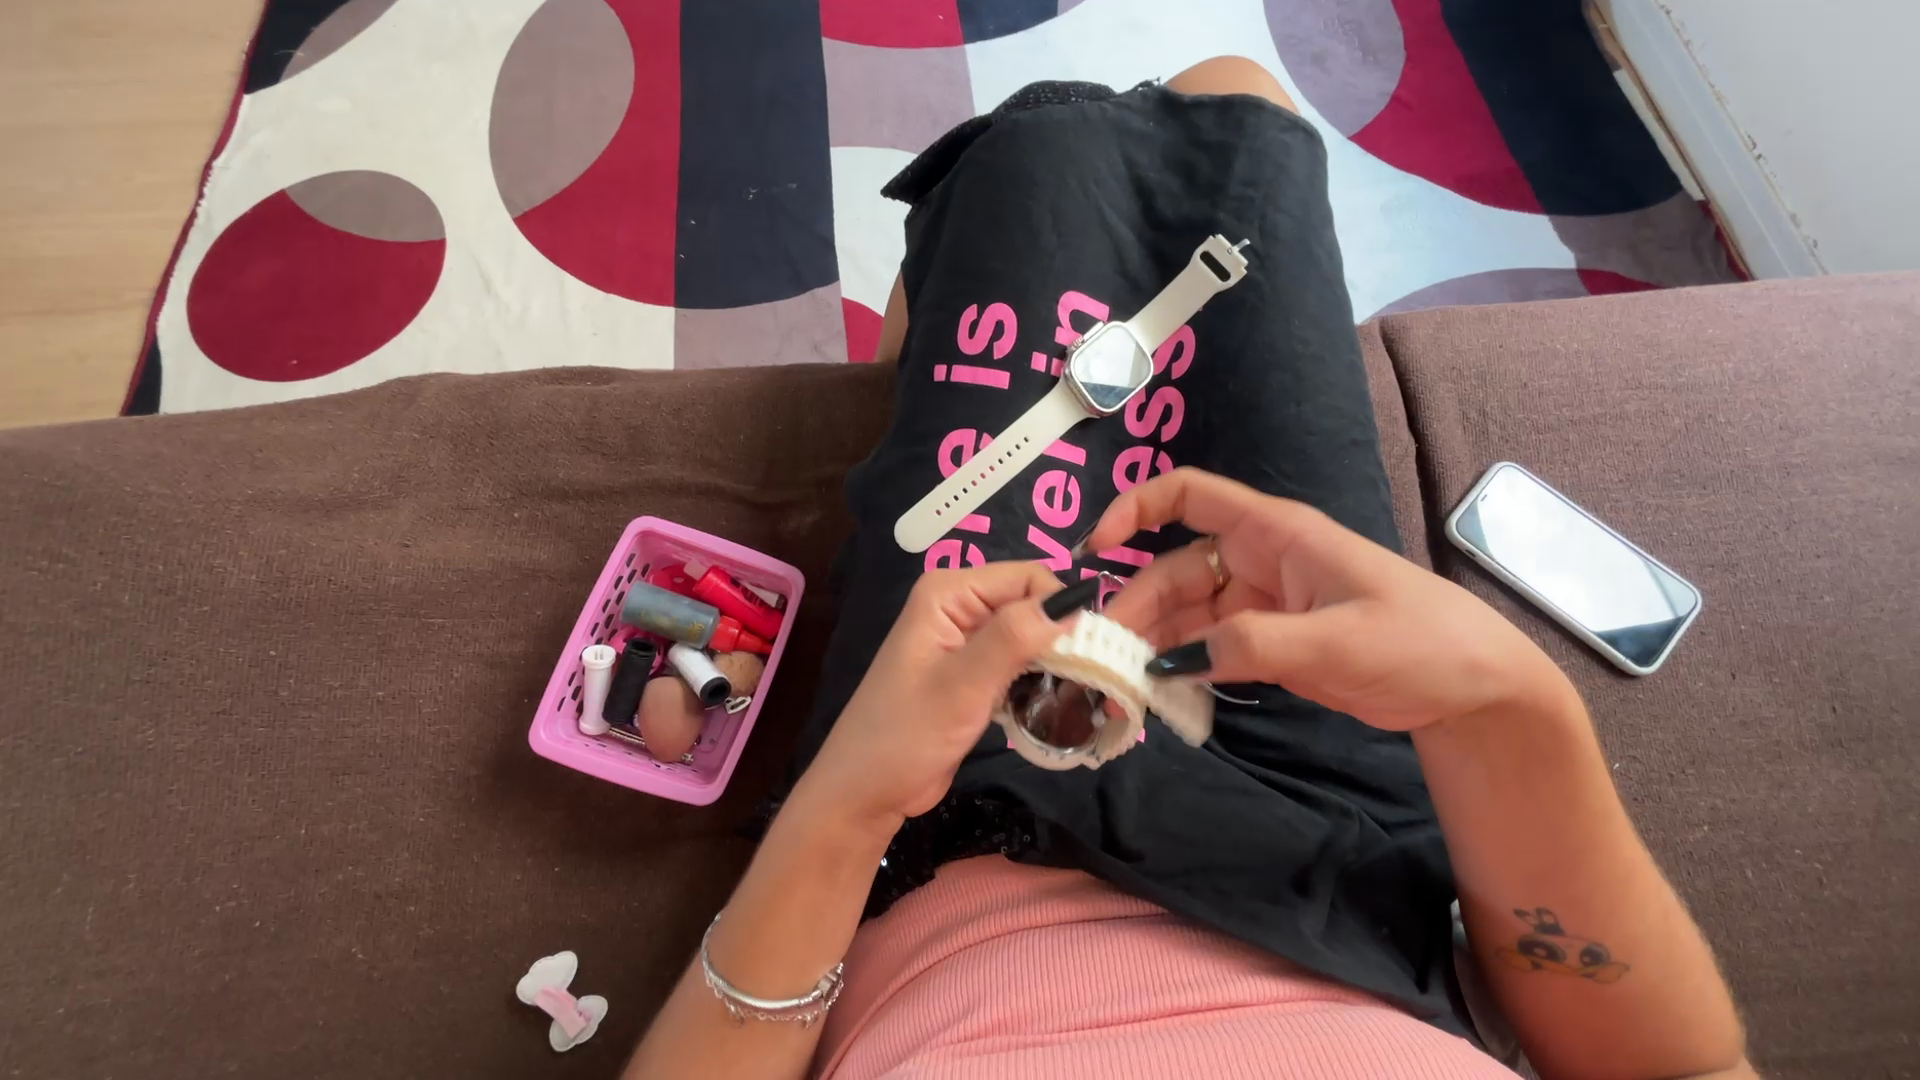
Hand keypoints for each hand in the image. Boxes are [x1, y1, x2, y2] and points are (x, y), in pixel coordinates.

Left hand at [799, 562, 1069, 830]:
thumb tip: (1072, 604)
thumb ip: (1013, 639)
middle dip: (1062, 636)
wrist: (866, 792)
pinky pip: (1020, 662)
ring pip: (1031, 635)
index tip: (1090, 652)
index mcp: (948, 593)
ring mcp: (966, 640)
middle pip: (1032, 604)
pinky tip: (1053, 704)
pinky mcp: (974, 673)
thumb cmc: (906, 735)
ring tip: (1078, 694)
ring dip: (1055, 662)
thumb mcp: (962, 685)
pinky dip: (1039, 680)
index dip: (1060, 608)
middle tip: (1093, 679)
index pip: (1028, 577)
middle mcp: (958, 606)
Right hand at [1084, 468, 1571, 732]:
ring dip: (1150, 642)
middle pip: (1172, 569)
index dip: (1134, 509)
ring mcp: (1256, 605)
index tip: (1096, 551)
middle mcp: (1254, 561)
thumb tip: (1170, 661)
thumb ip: (1251, 645)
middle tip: (1103, 652)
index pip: (1188, 495)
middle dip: (1134, 605)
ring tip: (1120, 679)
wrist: (1474, 692)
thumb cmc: (1419, 641)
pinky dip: (1178, 666)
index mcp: (1273, 532)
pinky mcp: (1263, 644)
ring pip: (1183, 613)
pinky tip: (1159, 690)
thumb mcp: (1337, 639)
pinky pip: (1204, 647)